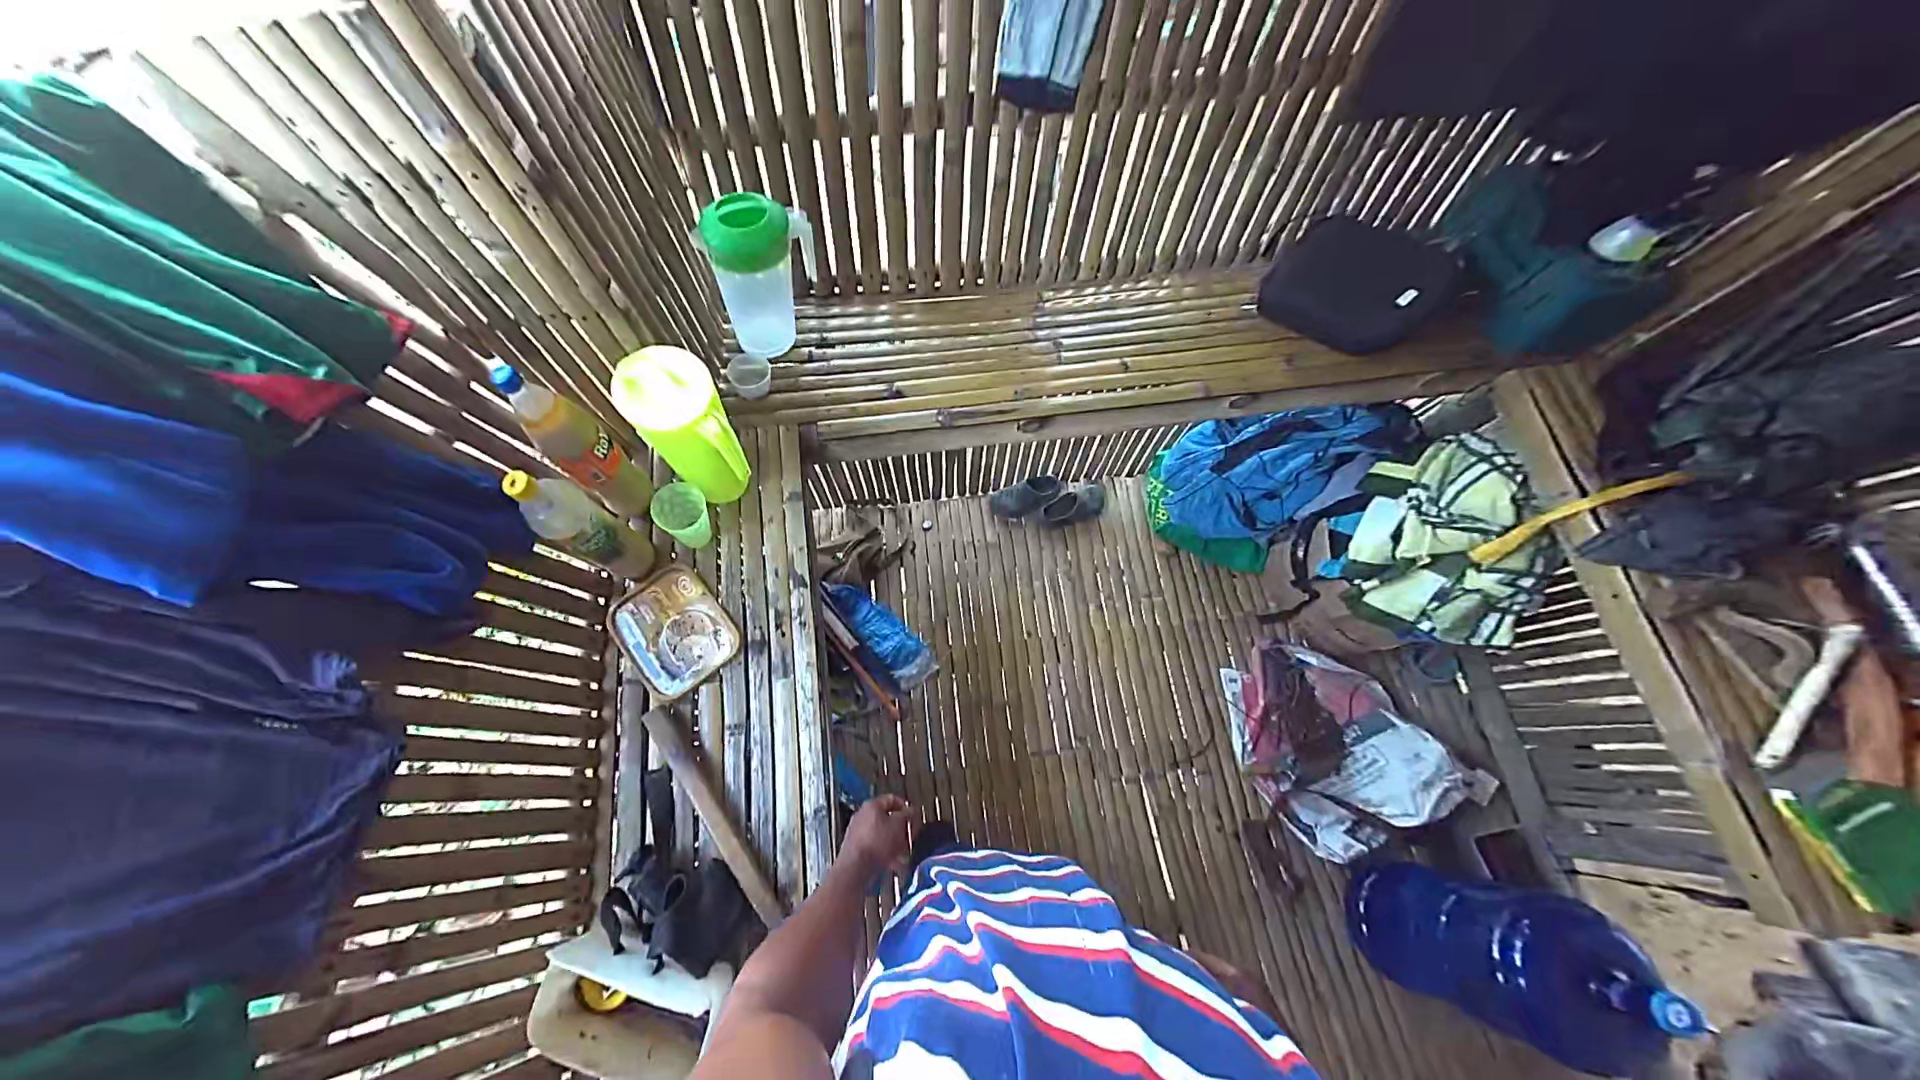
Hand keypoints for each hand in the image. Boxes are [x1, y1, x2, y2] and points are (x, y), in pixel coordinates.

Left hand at [840, 795, 913, 878]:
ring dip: (893, 843)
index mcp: (872, 805)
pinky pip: (874, 847)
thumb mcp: (899, 825)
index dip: (905, 807)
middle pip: (886, 818)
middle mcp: (862, 815)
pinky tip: (893, 864)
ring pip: (881, 834)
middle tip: (908, 837)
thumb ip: (906, 815)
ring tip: (903, 854)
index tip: (913, 817)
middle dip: (899, 828)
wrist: (856, 867)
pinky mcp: (855, 849)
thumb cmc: (879, 841)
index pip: (892, 799)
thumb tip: (909, 811)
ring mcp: (856, 832)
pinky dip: (884, 853)